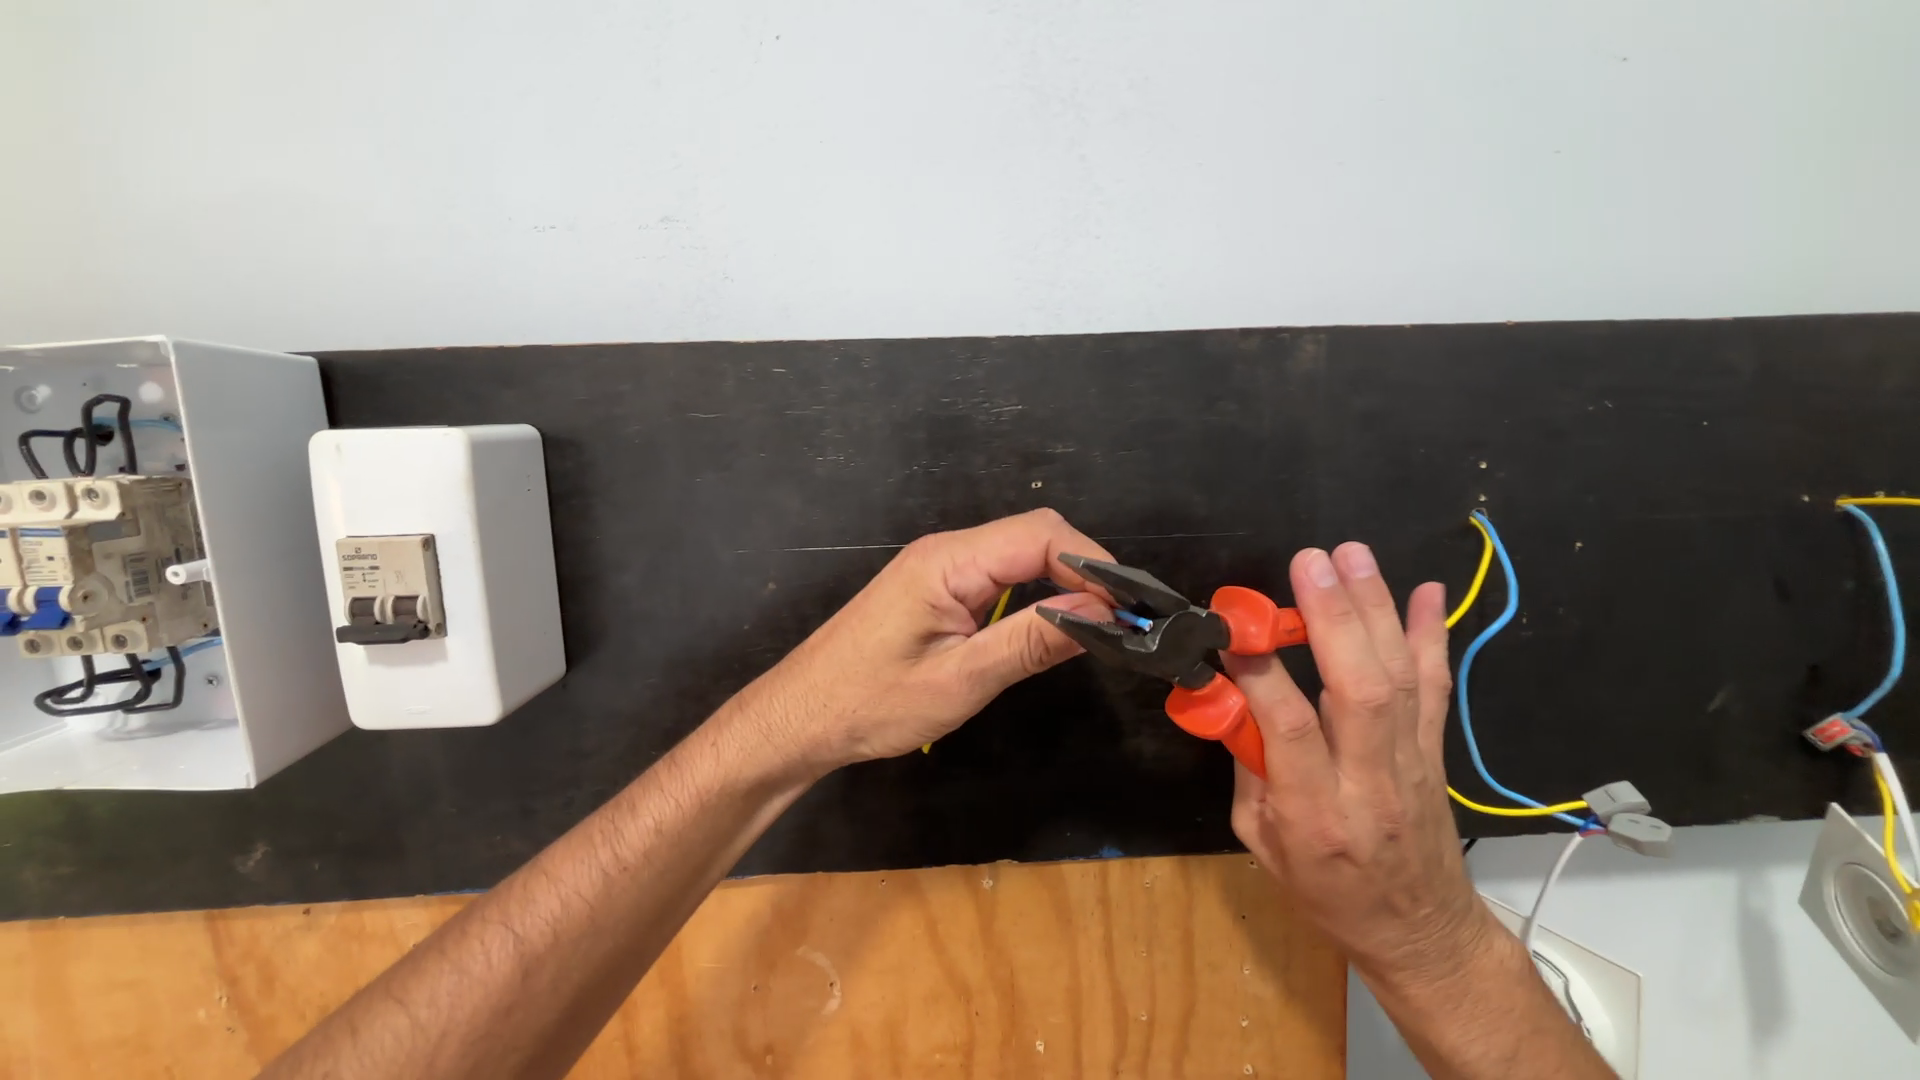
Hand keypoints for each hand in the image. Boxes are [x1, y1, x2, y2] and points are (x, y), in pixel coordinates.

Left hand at [735, 508, 1115, 772]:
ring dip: (1065, 582)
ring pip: (1021, 555)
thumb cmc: (870, 704)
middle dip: (1087, 571)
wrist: (799, 718)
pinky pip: (1001, 577)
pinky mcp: (938, 591)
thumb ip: (1032, 640)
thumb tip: (1103, 612)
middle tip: (1126, 621)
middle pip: (1036, 536)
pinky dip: (1038, 594)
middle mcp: (947, 551)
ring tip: (1105, 625)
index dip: (1094, 565)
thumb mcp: (959, 680)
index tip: (1131, 610)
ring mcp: (940, 569)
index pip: (1041, 535)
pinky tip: (1056, 624)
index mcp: (949, 561)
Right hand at [1226, 542, 1496, 990]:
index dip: (1261, 672)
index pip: (1289, 727)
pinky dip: (1431, 635)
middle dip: (1335, 618)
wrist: (1421, 933)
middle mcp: (1370, 780)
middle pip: (1360, 688)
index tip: (1233, 627)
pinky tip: (1427, 592)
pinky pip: (1435, 687)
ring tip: (1352, 555)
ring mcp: (1411, 761)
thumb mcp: (1259, 841)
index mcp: (1315, 811)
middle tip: (1310, 563)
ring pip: (1401, 677)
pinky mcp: (1434, 750)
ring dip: (1376, 609)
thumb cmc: (1326, 892)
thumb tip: (1234, 694)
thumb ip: (1248, 764)